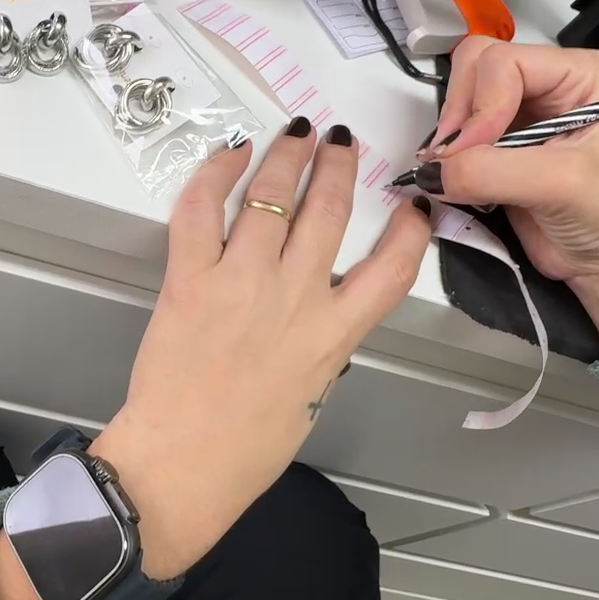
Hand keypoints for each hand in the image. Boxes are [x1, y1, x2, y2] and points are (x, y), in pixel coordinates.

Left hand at [0, 119, 432, 599]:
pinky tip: (233, 153)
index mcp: (334, 335)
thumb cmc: (247, 449)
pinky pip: (203, 210)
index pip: (393, 270)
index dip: (410, 231)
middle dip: (340, 166)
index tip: (414, 207)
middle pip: (331, 212)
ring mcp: (243, 282)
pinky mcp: (192, 279)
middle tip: (342, 142)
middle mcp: (297, 298)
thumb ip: (319, 347)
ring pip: (276, 196)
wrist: (184, 467)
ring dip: (290, 154)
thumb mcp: (309, 396)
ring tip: (299, 132)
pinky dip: (218, 173)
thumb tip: (315, 316)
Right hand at [417, 38, 598, 355]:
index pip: (502, 63)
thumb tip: (429, 170)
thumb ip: (489, 171)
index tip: (470, 153)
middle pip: (473, 68)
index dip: (480, 106)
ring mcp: (518, 113)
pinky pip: (454, 134)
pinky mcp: (496, 145)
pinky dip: (445, 156)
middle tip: (454, 161)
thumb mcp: (558, 183)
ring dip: (450, 138)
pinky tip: (454, 180)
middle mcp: (546, 84)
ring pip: (458, 99)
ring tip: (455, 175)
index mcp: (578, 73)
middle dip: (459, 114)